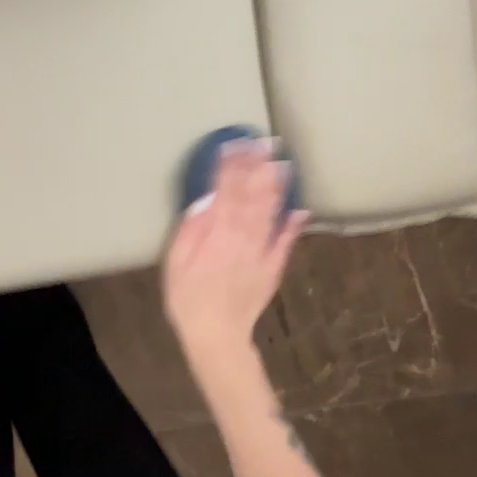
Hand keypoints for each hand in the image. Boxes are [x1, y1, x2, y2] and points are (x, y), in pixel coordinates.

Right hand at [163, 138, 307, 359]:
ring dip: (276, 185)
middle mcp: (243, 236)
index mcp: (217, 232)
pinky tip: (299, 207)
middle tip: (264, 142)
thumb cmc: (187, 296)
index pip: (226, 190)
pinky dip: (293, 223)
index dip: (231, 165)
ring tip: (282, 162)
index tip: (234, 144)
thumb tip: (206, 200)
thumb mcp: (176, 260)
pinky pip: (285, 241)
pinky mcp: (273, 266)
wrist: (216, 335)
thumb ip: (192, 228)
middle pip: (252, 194)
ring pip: (271, 211)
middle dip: (257, 166)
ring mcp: (262, 250)